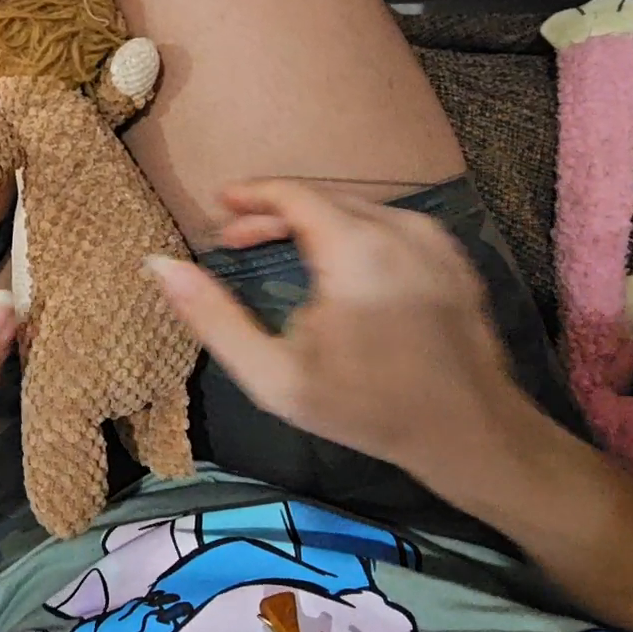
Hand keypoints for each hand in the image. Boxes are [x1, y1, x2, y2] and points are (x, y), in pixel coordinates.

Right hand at [147, 179, 531, 483]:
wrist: (474, 437)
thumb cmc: (365, 408)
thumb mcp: (273, 375)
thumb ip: (211, 316)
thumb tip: (159, 264)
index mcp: (355, 251)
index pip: (294, 194)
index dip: (252, 194)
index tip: (220, 204)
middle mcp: (399, 231)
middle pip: (322, 199)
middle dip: (271, 212)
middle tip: (233, 238)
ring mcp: (435, 241)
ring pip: (354, 208)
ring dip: (309, 220)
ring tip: (274, 247)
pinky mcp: (454, 257)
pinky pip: (388, 223)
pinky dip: (348, 229)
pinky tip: (331, 261)